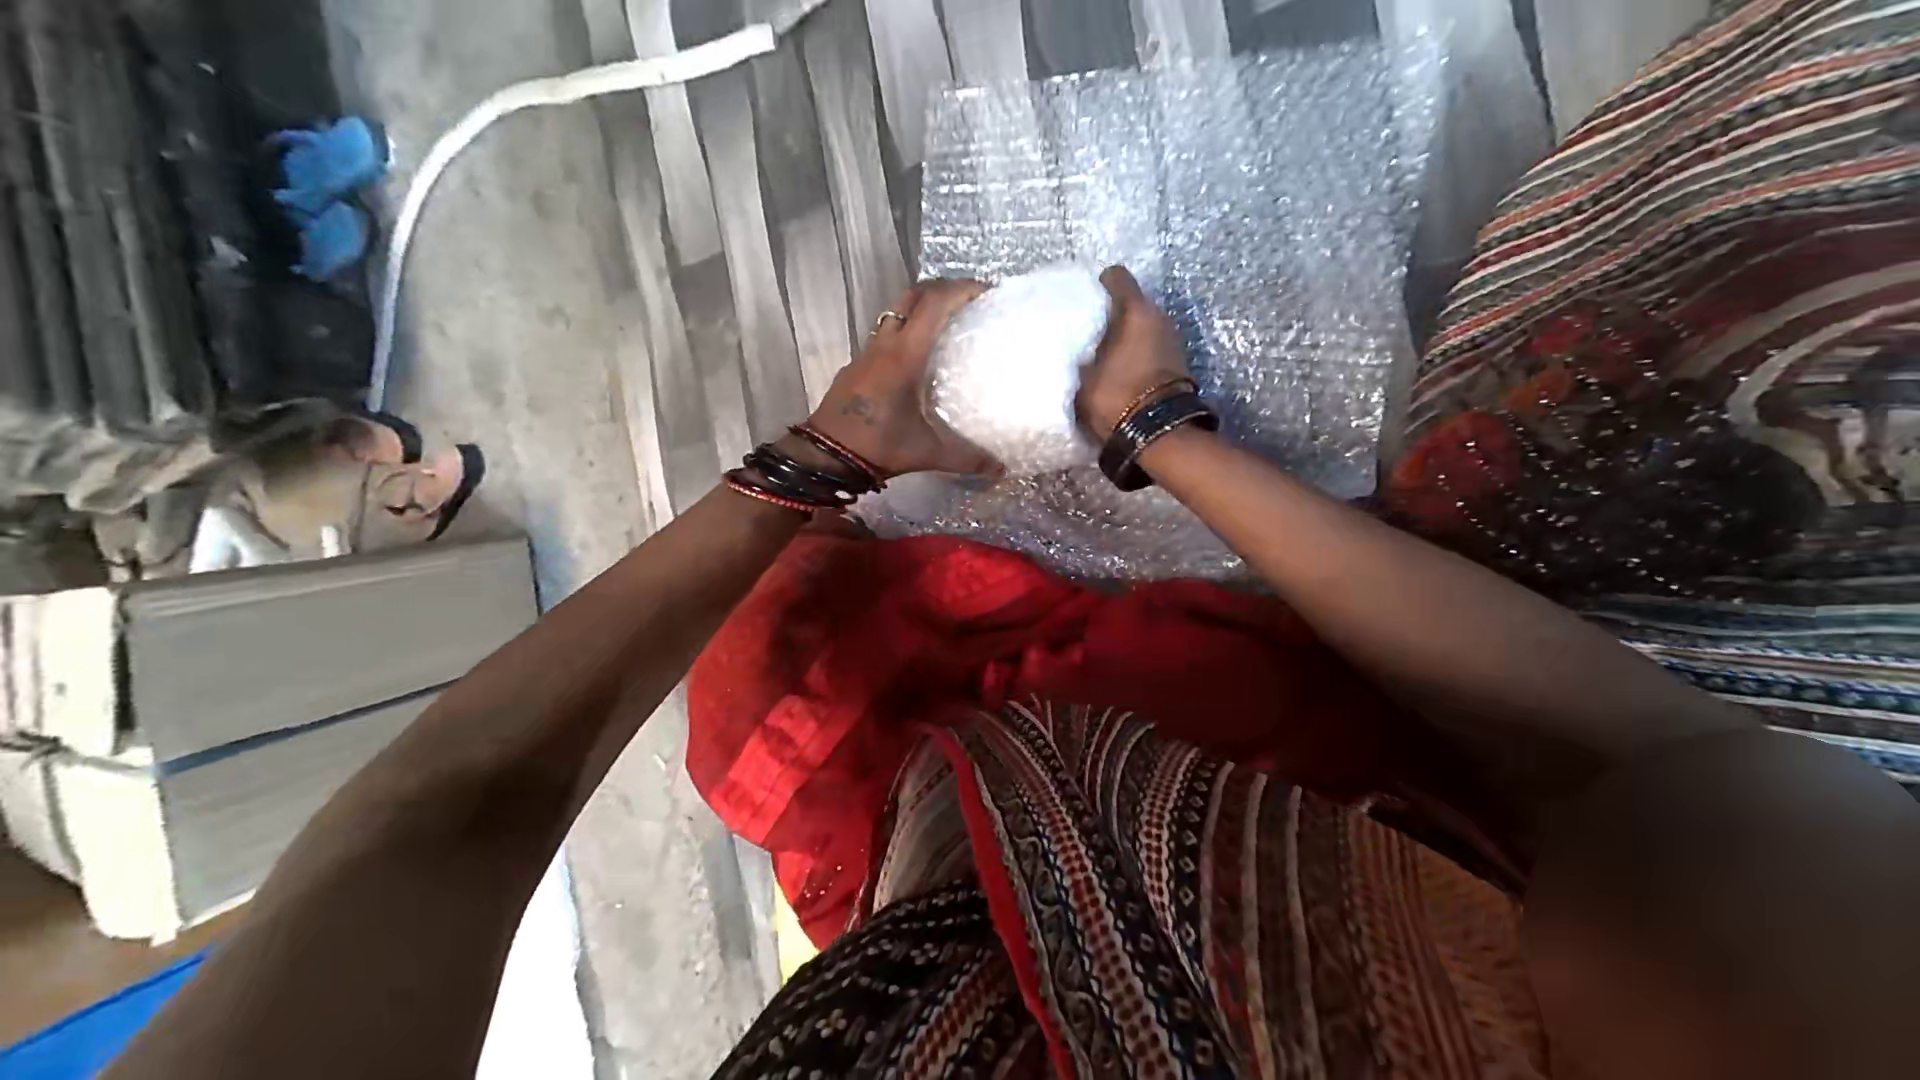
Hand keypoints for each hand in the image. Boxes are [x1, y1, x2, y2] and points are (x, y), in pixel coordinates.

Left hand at [801, 279, 998, 476]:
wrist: (825, 456)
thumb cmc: (877, 446)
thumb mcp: (927, 452)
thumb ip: (967, 458)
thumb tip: (1001, 469)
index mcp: (904, 355)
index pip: (934, 304)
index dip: (961, 289)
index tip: (986, 291)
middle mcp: (884, 345)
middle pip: (913, 296)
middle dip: (942, 289)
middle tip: (968, 300)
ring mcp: (865, 354)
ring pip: (895, 314)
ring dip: (920, 309)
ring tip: (945, 325)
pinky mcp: (855, 367)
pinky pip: (883, 336)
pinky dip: (904, 333)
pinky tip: (916, 359)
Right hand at [1077, 266, 1191, 438]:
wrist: (1157, 433)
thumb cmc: (1117, 396)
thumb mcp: (1083, 378)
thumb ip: (1079, 357)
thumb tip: (1076, 351)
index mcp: (1136, 311)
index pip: (1117, 278)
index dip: (1100, 283)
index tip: (1085, 296)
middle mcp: (1159, 316)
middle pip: (1131, 302)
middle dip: (1111, 312)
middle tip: (1087, 327)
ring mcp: (1172, 338)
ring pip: (1141, 324)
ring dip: (1124, 333)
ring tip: (1099, 348)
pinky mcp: (1176, 359)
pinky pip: (1149, 343)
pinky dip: (1134, 349)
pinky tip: (1117, 364)